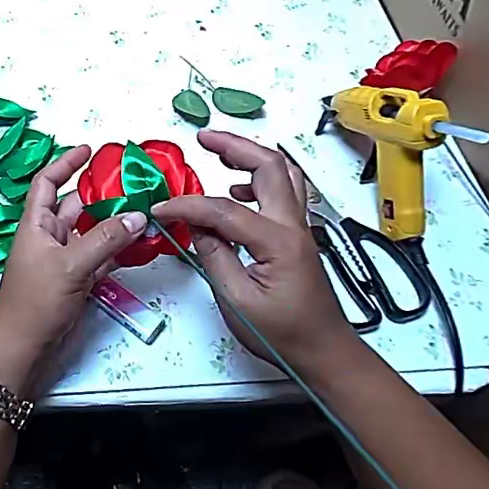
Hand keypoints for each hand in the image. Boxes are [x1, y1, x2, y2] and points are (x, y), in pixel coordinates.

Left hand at [0, 144, 148, 397]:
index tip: (88, 150)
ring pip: (93, 232)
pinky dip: (119, 250)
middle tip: (132, 184)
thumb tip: (137, 216)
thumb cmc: (34, 304)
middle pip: (76, 206)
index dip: (65, 164)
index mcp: (36, 225)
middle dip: (102, 195)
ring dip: (115, 224)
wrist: (23, 351)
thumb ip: (105, 239)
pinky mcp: (77, 280)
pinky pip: (101, 256)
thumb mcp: (70, 266)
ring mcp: (64, 260)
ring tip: (144, 211)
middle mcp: (50, 238)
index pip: (47, 183)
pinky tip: (139, 245)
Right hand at [150, 131, 357, 370]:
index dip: (189, 206)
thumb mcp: (237, 302)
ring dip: (251, 157)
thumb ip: (214, 257)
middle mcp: (294, 226)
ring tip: (220, 153)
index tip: (164, 208)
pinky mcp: (297, 236)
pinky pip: (282, 193)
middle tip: (205, 138)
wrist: (323, 350)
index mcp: (278, 242)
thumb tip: (196, 227)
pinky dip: (259, 181)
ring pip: (281, 174)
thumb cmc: (285, 335)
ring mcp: (299, 228)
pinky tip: (237, 192)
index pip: (225, 210)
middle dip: (235, 146)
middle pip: (269, 166)